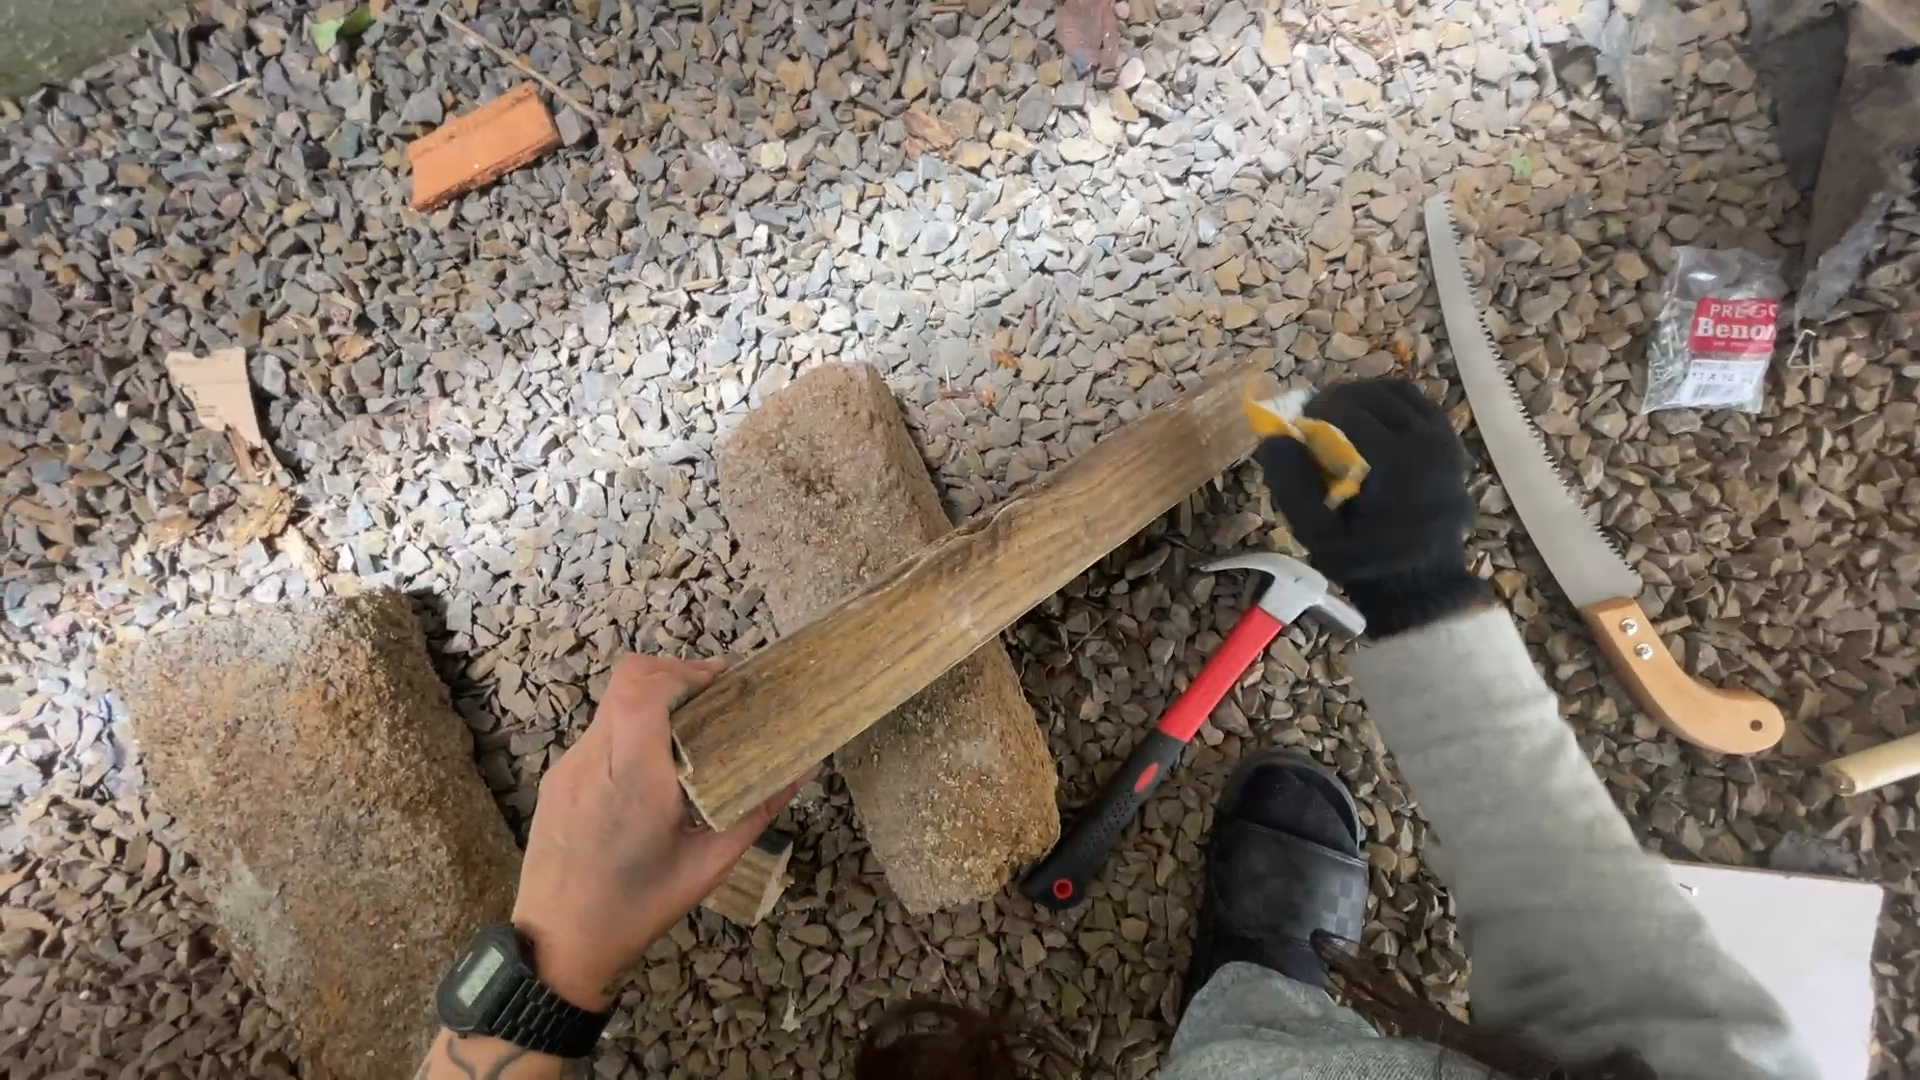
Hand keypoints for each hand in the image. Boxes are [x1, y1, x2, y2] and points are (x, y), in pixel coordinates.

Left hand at [510, 653, 809, 1009]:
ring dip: (654, 696)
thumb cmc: (640, 906)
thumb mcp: (711, 864)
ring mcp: (568, 767)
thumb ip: (758, 809)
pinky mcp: (556, 778)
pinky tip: (655, 759)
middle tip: (713, 694)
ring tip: (690, 724)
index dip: (683, 669)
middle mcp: (593, 760)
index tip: (721, 678)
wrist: (556, 948)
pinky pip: (600, 730)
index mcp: (634, 778)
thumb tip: (804, 769)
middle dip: (674, 672)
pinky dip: (633, 724)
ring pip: (612, 701)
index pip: (642, 690)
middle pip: (627, 680)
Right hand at [1255, 377, 1483, 636]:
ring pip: (1401, 394)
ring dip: (1366, 395)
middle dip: (1339, 397)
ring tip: (1341, 412)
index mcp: (1394, 459)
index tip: (1298, 418)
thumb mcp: (1315, 531)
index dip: (1317, 407)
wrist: (1420, 581)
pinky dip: (1392, 405)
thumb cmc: (1363, 559)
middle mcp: (1425, 440)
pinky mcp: (1451, 448)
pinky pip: (1421, 408)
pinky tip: (1372, 422)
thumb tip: (1272, 438)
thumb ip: (1290, 483)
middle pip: (1376, 394)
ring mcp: (1444, 442)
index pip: (1349, 409)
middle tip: (1314, 413)